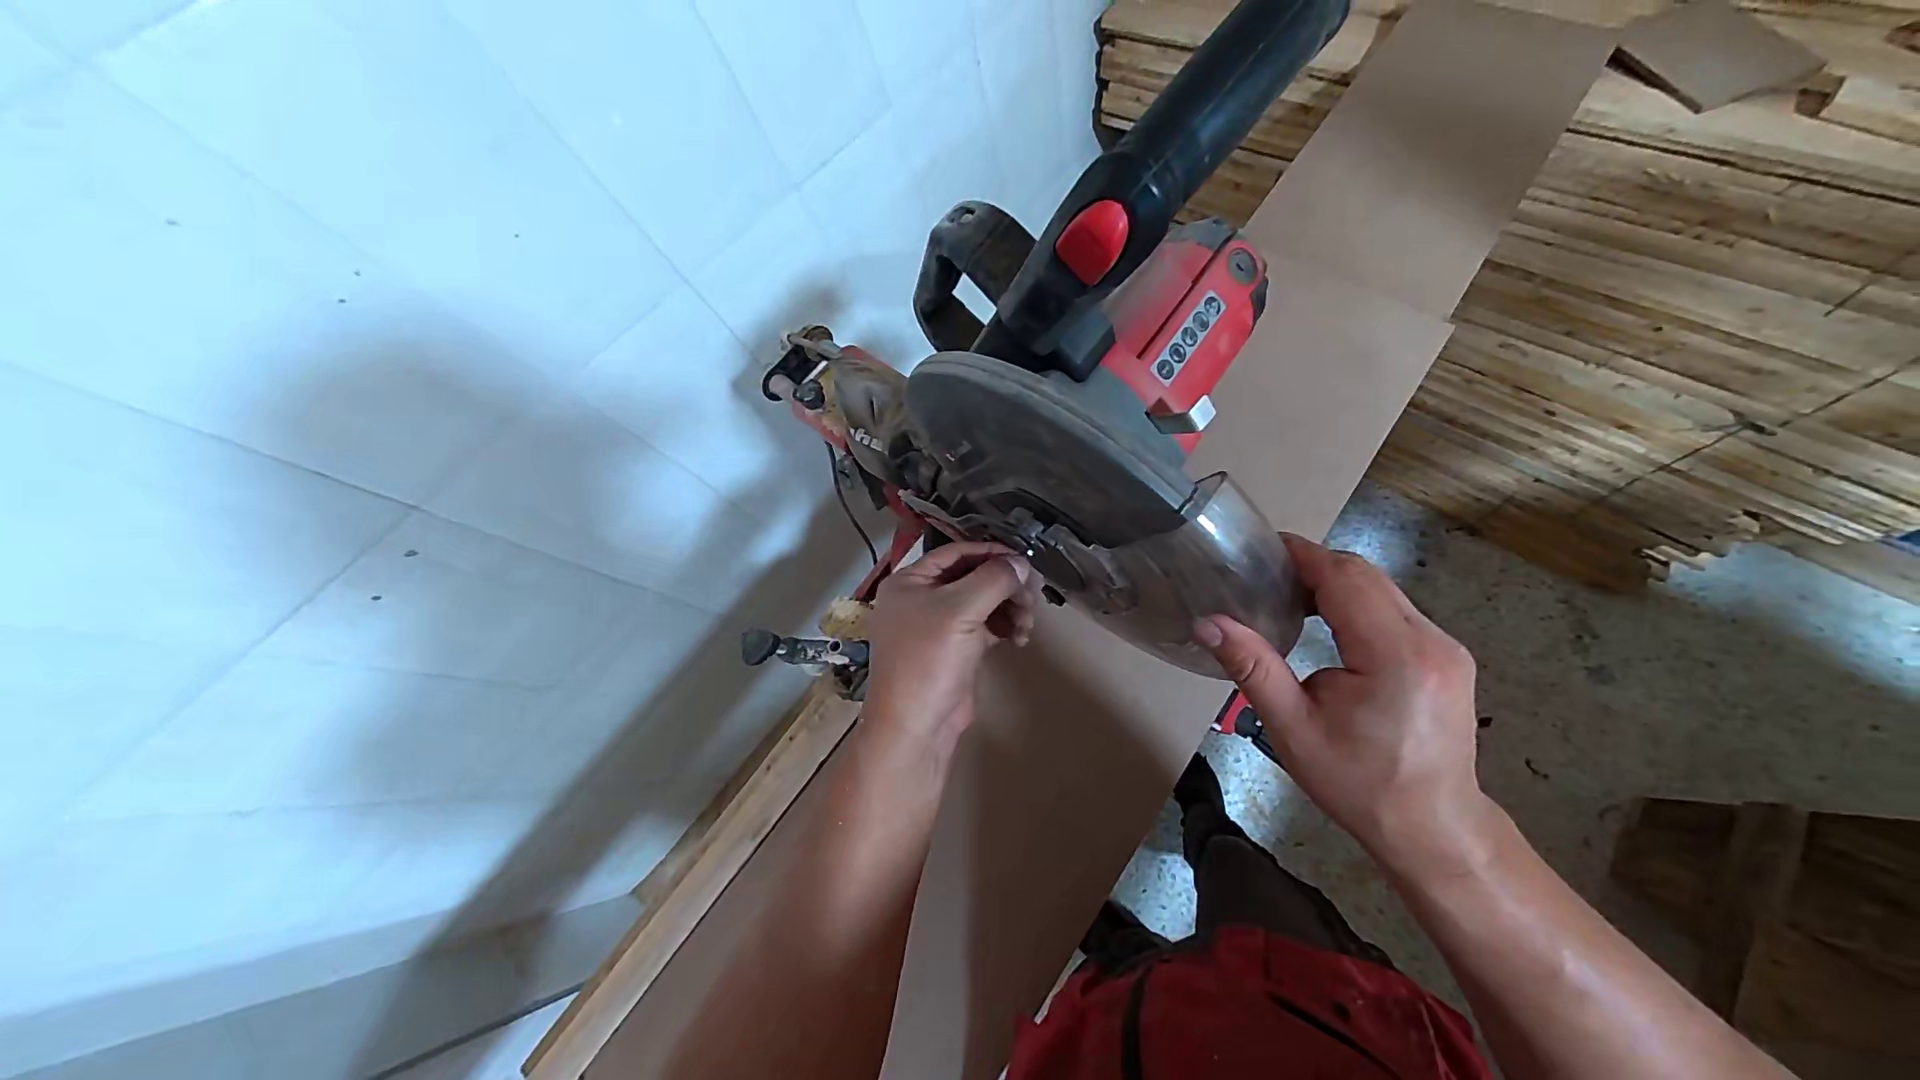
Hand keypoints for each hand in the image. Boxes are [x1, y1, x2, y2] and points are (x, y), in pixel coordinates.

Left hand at [863, 541, 1039, 750]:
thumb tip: (1021, 563)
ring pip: (981, 603)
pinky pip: (984, 627)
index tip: (1023, 560)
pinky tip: (1020, 638)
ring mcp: (936, 627)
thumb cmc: (928, 660)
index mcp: (909, 582)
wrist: (915, 726)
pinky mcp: (953, 650)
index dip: (991, 553)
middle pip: (972, 578)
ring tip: (1027, 623)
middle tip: (1031, 597)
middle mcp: (920, 599)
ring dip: (1009, 608)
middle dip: (1005, 586)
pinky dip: (1003, 628)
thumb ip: (994, 579)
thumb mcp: (961, 610)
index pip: (956, 553)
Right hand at [1192, 533, 1494, 879]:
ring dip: (1334, 583)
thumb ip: (1252, 667)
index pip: (1345, 577)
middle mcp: (1430, 640)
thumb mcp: (1292, 728)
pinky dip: (1356, 603)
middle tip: (1264, 576)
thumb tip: (1207, 623)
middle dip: (1313, 566)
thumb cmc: (1358, 783)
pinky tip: (1326, 623)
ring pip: (1382, 589)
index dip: (1301, 555)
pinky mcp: (1447, 656)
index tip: (1260, 550)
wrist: (1433, 828)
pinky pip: (1395, 609)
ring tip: (1286, 598)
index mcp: (1394, 654)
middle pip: (1366, 575)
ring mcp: (1446, 647)